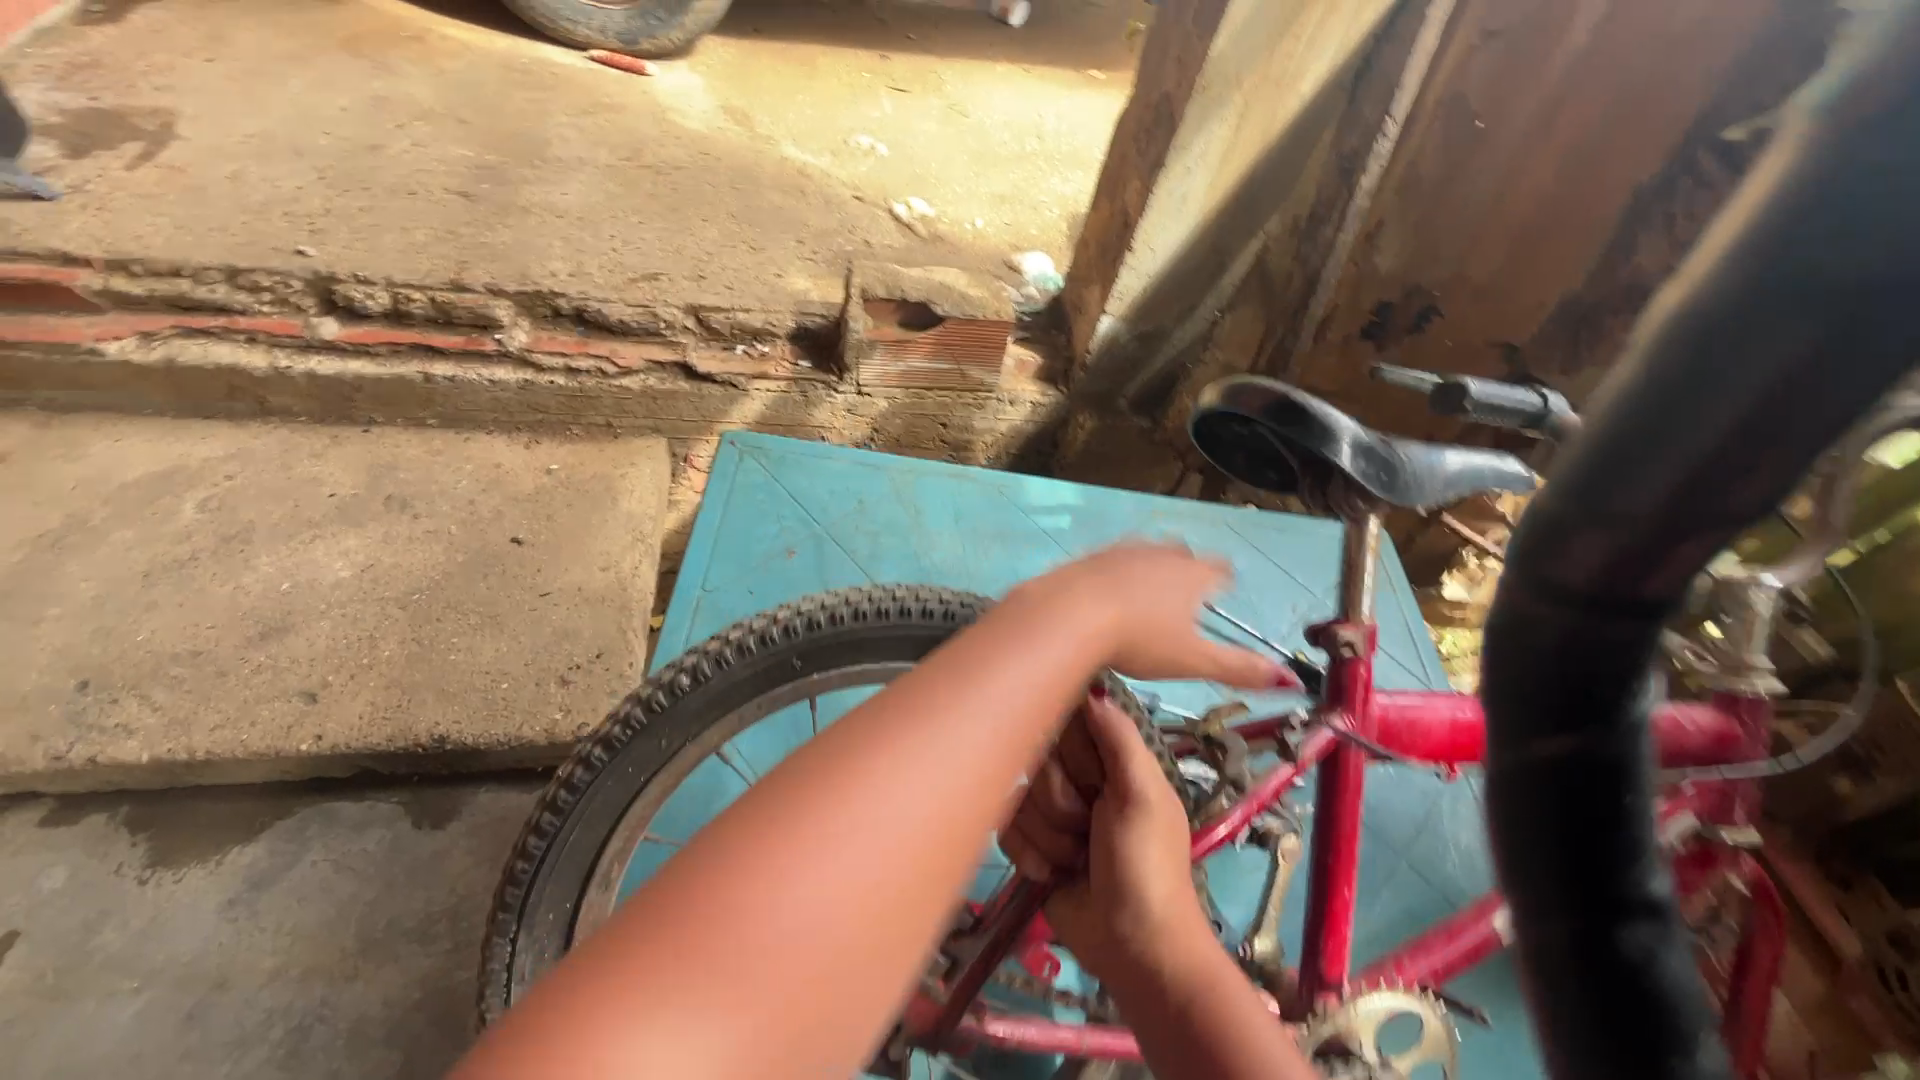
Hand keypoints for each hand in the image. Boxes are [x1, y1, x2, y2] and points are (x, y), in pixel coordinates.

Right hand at [1000, 692, 1214, 981]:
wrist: (1132, 947)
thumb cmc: (1146, 865)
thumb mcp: (1142, 795)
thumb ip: (1118, 738)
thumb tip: (1091, 686)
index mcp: (1112, 759)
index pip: (1066, 719)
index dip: (1067, 747)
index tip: (1085, 774)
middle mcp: (1079, 777)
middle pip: (1034, 758)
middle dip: (1058, 801)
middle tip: (1089, 828)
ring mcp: (1052, 811)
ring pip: (1016, 795)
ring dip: (1046, 834)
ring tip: (1076, 859)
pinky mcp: (1029, 841)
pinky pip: (1004, 828)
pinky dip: (1029, 854)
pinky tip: (1054, 874)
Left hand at [1020, 543, 1284, 688]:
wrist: (1069, 613)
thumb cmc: (1139, 639)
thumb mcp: (1192, 660)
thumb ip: (1238, 668)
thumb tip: (1292, 681)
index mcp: (1192, 574)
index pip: (1219, 569)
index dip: (1223, 578)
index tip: (1224, 586)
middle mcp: (1160, 553)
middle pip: (1182, 554)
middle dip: (1187, 568)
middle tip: (1185, 591)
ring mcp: (1122, 551)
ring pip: (1145, 553)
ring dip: (1150, 568)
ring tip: (1147, 591)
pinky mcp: (1088, 557)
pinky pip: (1110, 562)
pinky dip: (1115, 574)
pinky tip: (1106, 593)